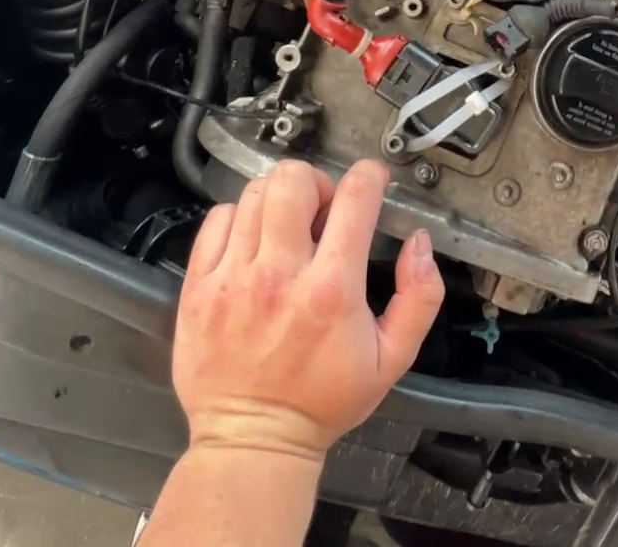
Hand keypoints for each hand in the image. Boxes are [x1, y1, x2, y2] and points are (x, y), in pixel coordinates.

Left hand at [171, 160, 443, 462]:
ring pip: (256, 194)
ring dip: (281, 199)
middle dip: (318, 183)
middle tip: (323, 211)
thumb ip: (420, 296)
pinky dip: (241, 218)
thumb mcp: (394, 357)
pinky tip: (255, 242)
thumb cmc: (325, 400)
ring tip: (288, 227)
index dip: (370, 176)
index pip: (354, 198)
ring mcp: (233, 279)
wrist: (252, 441)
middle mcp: (280, 274)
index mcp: (333, 289)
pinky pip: (218, 220)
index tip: (373, 180)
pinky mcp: (198, 288)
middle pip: (295, 181)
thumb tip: (418, 243)